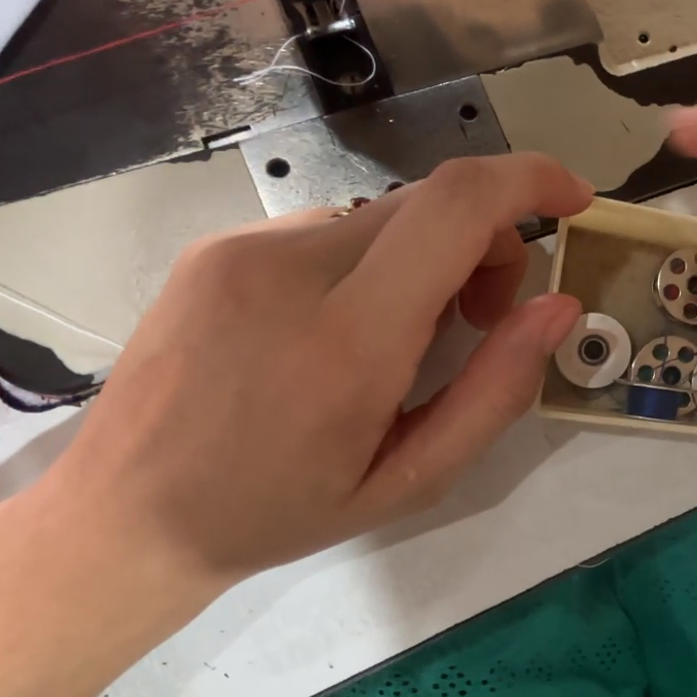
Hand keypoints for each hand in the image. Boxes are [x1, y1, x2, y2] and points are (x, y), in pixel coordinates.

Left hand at [35, 153, 593, 589]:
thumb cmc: (281, 511)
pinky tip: (338, 327)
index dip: (530, 181)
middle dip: (487, 243)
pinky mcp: (219, 246)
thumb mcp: (411, 479)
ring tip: (403, 335)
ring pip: (386, 215)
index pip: (456, 207)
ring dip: (428, 256)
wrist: (123, 516)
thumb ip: (496, 389)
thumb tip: (559, 306)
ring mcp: (245, 248)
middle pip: (433, 203)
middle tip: (481, 318)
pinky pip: (334, 228)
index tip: (573, 198)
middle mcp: (293, 268)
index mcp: (350, 339)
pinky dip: (372, 261)